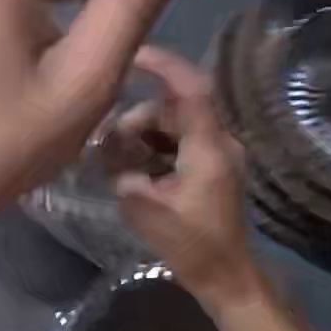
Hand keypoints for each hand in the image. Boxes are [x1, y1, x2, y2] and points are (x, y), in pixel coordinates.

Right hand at [114, 48, 262, 308]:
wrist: (223, 275)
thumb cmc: (190, 244)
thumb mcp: (146, 210)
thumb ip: (124, 174)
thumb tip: (110, 154)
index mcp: (209, 148)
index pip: (191, 90)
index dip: (163, 66)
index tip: (132, 55)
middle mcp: (218, 142)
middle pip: (175, 109)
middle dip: (138, 118)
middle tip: (107, 143)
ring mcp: (217, 155)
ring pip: (174, 125)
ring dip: (143, 135)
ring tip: (116, 159)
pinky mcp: (210, 168)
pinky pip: (178, 143)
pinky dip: (154, 148)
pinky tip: (133, 168)